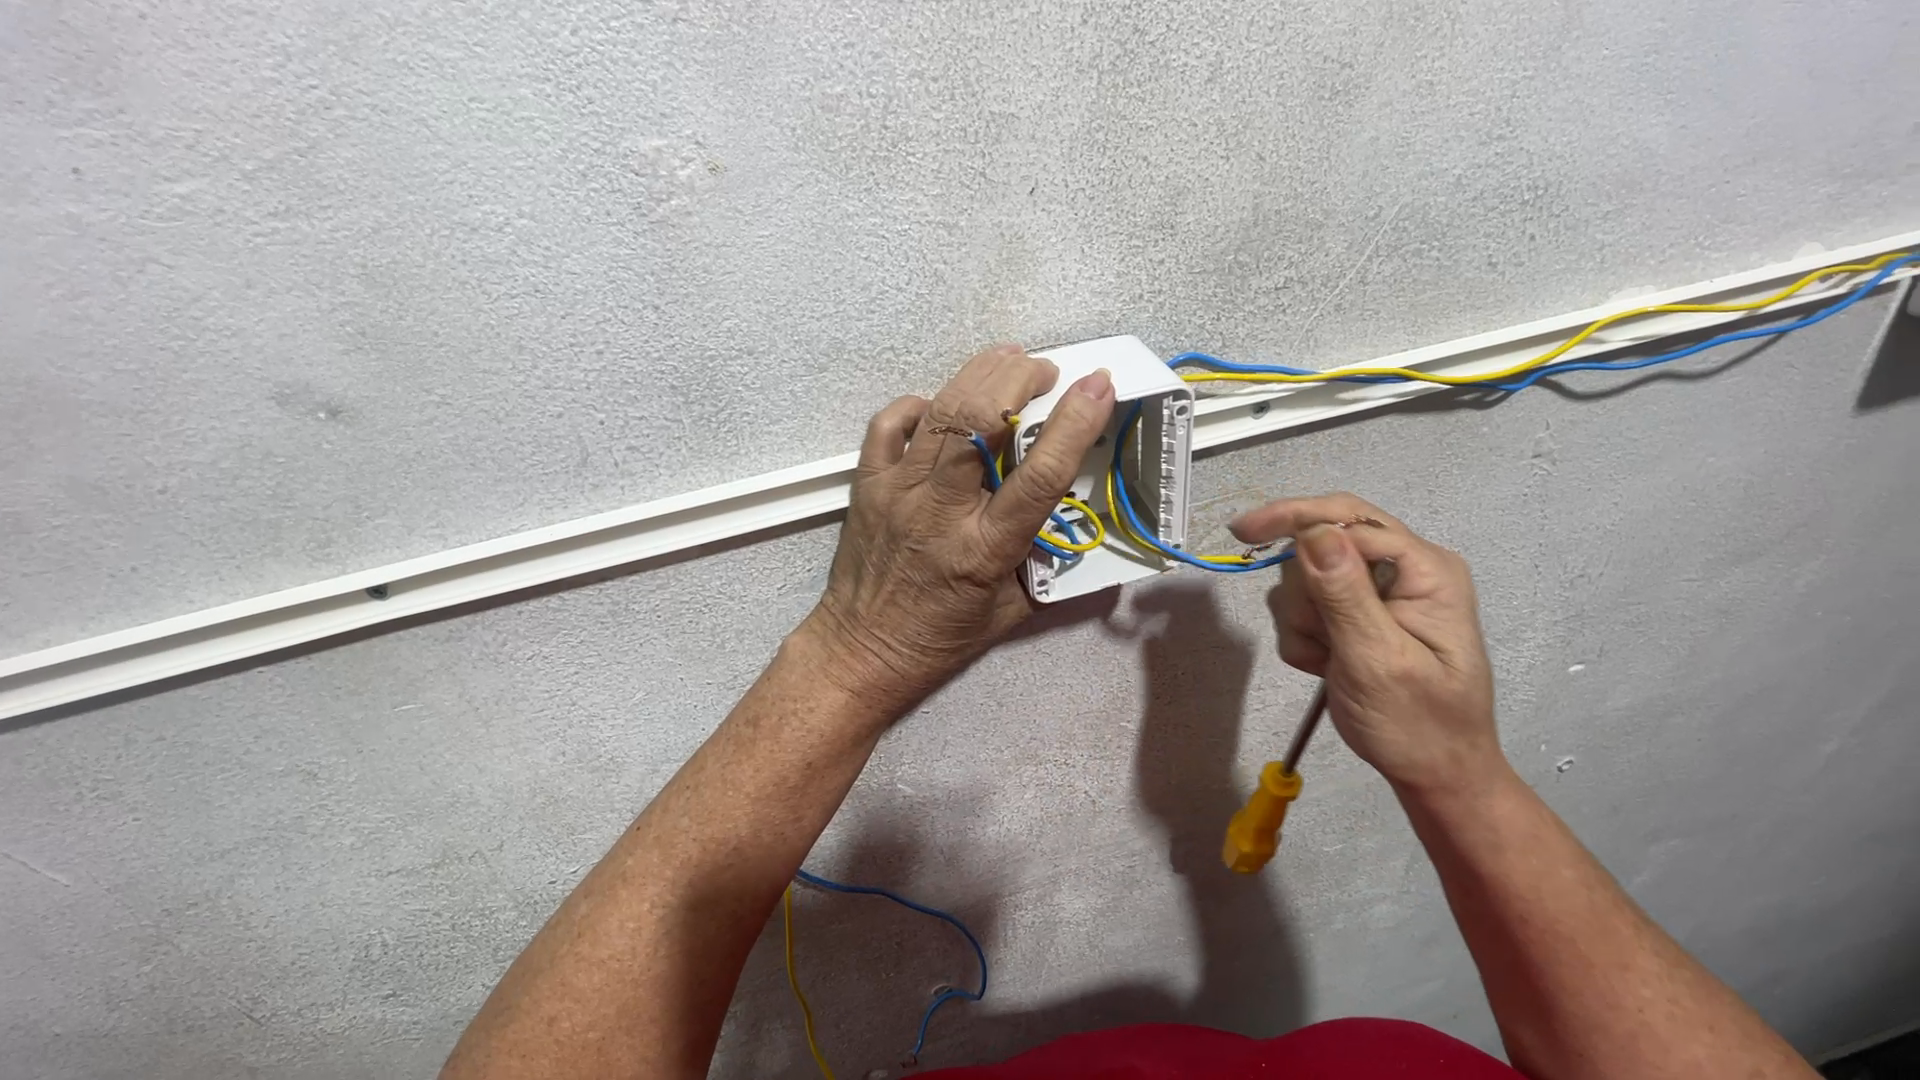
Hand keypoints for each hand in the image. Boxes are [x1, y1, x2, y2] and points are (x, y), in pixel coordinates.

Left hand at [803, 344, 1116, 714]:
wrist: (861, 651)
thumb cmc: (941, 637)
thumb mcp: (1012, 610)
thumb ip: (1049, 563)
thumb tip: (1090, 524)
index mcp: (986, 549)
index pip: (1039, 475)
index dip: (1074, 422)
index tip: (1098, 384)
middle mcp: (941, 511)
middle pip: (979, 421)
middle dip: (1018, 378)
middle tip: (1043, 371)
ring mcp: (898, 492)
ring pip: (940, 412)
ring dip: (980, 375)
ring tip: (1008, 361)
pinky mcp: (867, 484)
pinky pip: (889, 423)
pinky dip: (919, 403)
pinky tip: (940, 405)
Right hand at [1231, 494, 1502, 794]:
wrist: (1432, 773)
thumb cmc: (1416, 723)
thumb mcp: (1377, 659)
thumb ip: (1344, 594)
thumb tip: (1313, 532)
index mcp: (1425, 569)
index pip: (1348, 518)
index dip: (1293, 518)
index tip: (1242, 533)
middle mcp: (1404, 569)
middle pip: (1321, 541)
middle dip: (1303, 589)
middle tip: (1312, 635)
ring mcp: (1377, 592)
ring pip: (1304, 576)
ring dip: (1302, 620)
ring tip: (1327, 661)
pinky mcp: (1354, 614)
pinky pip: (1303, 605)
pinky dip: (1302, 638)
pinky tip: (1324, 666)